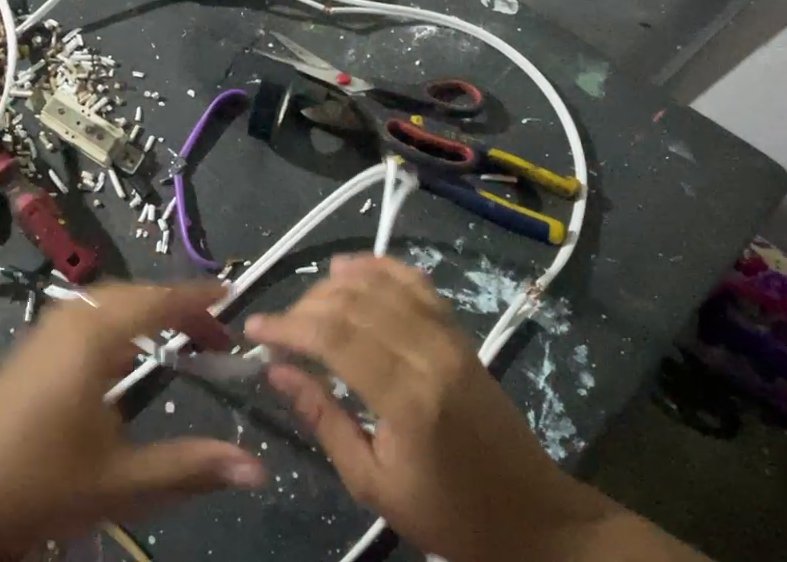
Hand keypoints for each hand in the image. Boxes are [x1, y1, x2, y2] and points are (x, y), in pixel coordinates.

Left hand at [0, 282, 265, 561]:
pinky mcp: (28, 351)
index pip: (157, 300)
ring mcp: (42, 333)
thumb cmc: (38, 483)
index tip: (233, 296)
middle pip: (131, 294)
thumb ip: (190, 469)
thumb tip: (258, 467)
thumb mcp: (121, 482)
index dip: (198, 296)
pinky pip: (84, 317)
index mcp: (93, 337)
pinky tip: (123, 355)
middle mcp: (67, 321)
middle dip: (173, 303)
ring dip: (143, 311)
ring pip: (104, 303)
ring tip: (177, 335)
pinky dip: (117, 322)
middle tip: (211, 330)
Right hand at [244, 254, 623, 560]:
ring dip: (337, 282)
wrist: (532, 518)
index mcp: (407, 399)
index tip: (254, 329)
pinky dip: (381, 268)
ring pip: (383, 284)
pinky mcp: (461, 335)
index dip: (288, 326)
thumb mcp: (373, 483)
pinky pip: (418, 284)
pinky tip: (352, 268)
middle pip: (354, 303)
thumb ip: (324, 420)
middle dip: (305, 306)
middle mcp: (430, 355)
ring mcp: (450, 339)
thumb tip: (277, 371)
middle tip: (278, 328)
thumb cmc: (448, 513)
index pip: (334, 338)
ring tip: (305, 299)